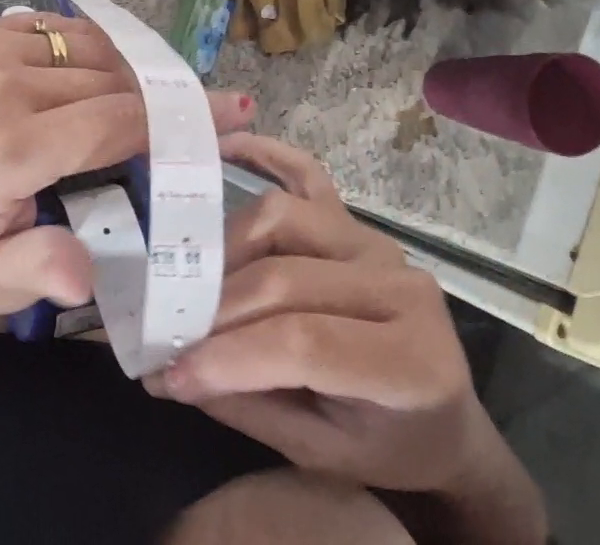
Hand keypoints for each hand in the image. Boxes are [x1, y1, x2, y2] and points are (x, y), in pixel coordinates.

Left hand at [0, 12, 253, 313]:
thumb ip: (40, 269)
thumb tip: (84, 275)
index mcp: (4, 150)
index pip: (114, 122)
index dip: (177, 120)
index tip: (231, 113)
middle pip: (108, 80)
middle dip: (153, 101)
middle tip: (180, 122)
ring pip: (88, 45)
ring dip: (121, 72)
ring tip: (134, 103)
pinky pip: (55, 27)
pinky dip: (83, 49)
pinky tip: (88, 79)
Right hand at [149, 133, 546, 543]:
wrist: (439, 420)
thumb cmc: (384, 445)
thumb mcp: (319, 453)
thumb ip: (243, 405)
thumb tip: (160, 371)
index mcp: (408, 361)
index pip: (303, 342)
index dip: (228, 355)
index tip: (170, 374)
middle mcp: (399, 287)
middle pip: (282, 277)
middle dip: (212, 309)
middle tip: (166, 335)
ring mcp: (375, 243)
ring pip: (281, 217)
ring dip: (224, 249)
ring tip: (193, 284)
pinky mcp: (354, 221)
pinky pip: (305, 175)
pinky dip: (264, 155)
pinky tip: (224, 147)